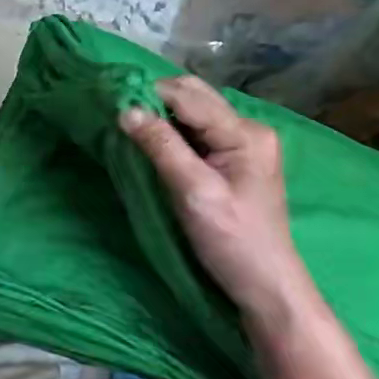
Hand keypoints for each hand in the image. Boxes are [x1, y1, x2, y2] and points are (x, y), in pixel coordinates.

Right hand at [120, 76, 310, 315]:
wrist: (266, 285)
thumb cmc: (232, 241)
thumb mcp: (193, 192)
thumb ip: (161, 147)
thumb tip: (125, 110)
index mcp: (245, 132)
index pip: (189, 97)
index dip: (150, 94)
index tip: (113, 102)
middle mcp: (249, 127)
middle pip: (195, 96)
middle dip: (157, 100)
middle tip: (122, 116)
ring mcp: (245, 141)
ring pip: (195, 111)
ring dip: (164, 115)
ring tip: (133, 128)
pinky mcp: (236, 157)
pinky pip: (200, 130)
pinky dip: (175, 131)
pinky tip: (156, 142)